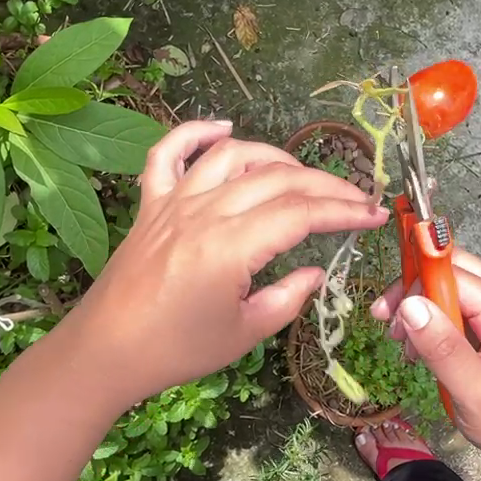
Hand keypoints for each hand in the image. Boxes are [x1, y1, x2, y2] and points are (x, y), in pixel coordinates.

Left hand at [63, 120, 388, 406]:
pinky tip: (224, 128)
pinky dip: (195, 132)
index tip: (374, 215)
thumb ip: (288, 297)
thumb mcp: (245, 333)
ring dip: (275, 157)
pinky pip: (169, 153)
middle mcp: (204, 212)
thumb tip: (315, 271)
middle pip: (276, 178)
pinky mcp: (150, 204)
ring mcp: (173, 202)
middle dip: (325, 185)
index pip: (301, 213)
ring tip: (303, 175)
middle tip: (355, 199)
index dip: (344, 210)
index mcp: (230, 247)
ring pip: (232, 156)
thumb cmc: (177, 351)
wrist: (106, 352)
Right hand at [370, 250, 480, 472]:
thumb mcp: (471, 392)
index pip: (456, 276)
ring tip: (404, 342)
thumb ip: (443, 348)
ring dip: (423, 305)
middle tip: (388, 322)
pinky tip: (422, 345)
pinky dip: (436, 316)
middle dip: (415, 290)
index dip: (417, 287)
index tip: (386, 314)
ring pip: (456, 283)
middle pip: (456, 270)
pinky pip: (462, 302)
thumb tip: (410, 305)